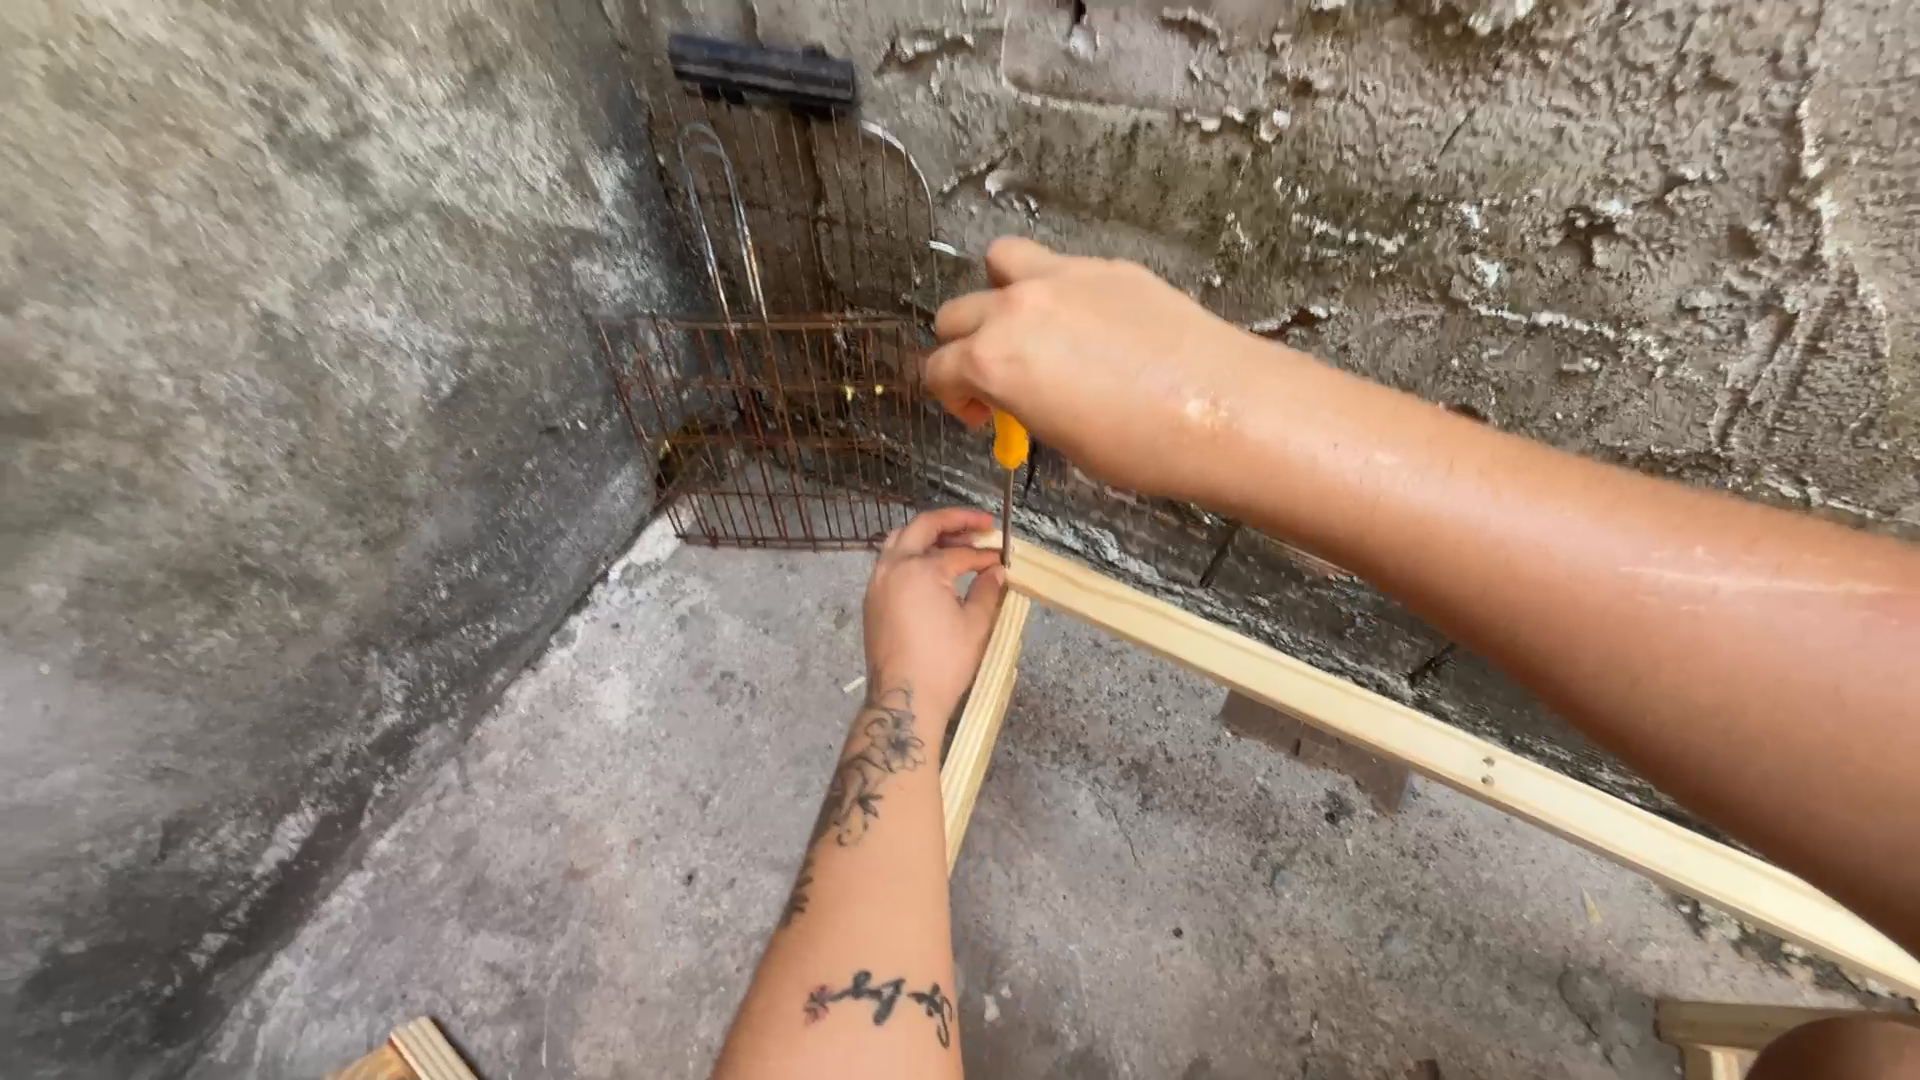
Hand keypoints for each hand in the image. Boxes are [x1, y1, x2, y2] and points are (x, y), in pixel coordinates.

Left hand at [863, 508, 1006, 711]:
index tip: (1003, 558)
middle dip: (953, 522)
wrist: (904, 697)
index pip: (960, 553)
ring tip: (956, 543)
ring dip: (929, 536)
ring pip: (901, 541)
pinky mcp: (872, 599)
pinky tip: (933, 568)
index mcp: (920, 569)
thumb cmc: (944, 662)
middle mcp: (894, 567)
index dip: (985, 555)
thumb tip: (996, 571)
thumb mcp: (976, 625)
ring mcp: (877, 582)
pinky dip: (913, 555)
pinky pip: (891, 562)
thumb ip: (987, 590)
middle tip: (980, 525)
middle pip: (923, 528)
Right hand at [924, 237, 1301, 501]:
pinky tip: (1089, 326)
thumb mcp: (1061, 440)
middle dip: (965, 350)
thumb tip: (1020, 395)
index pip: (937, 369)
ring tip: (1030, 331)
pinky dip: (1053, 291)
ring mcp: (1063, 278)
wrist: (1221, 410)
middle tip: (998, 382)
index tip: (978, 416)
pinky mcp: (1107, 267)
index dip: (950, 398)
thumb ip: (1021, 404)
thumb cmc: (1140, 447)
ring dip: (998, 296)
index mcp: (994, 361)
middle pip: (955, 314)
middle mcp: (1017, 309)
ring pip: (998, 263)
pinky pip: (1057, 266)